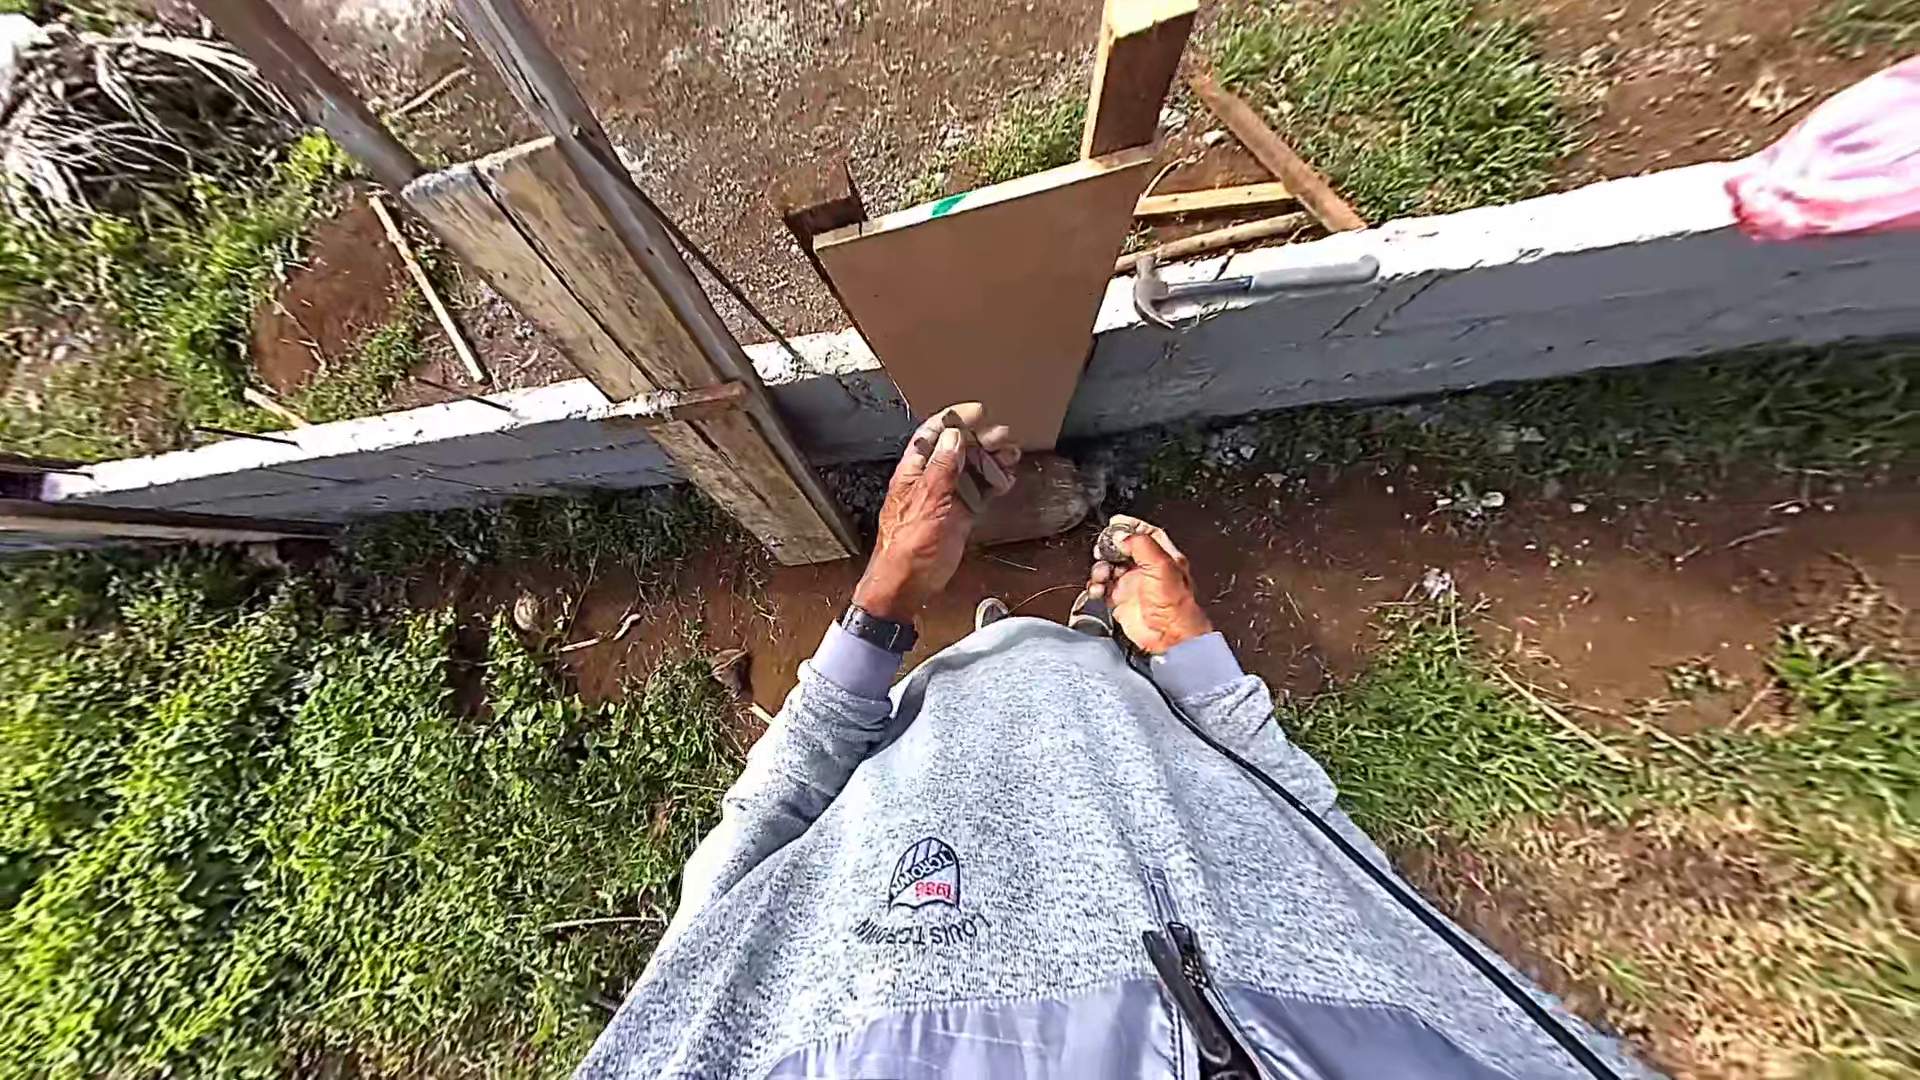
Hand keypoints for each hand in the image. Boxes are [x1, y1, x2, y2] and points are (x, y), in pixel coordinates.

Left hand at [852, 403, 1019, 621]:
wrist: (908, 583)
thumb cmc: (907, 547)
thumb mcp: (926, 503)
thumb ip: (942, 469)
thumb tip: (953, 436)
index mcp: (915, 471)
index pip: (934, 433)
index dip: (955, 419)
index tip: (979, 413)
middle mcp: (931, 480)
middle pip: (958, 449)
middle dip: (981, 440)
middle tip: (1004, 438)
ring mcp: (947, 497)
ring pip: (972, 469)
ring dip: (992, 460)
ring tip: (1012, 455)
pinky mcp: (960, 514)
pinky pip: (980, 492)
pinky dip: (994, 483)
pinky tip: (1007, 479)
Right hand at [1086, 515, 1212, 654]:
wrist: (1169, 638)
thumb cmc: (1176, 607)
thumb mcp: (1162, 567)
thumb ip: (1141, 545)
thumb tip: (1122, 535)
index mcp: (1163, 558)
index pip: (1146, 534)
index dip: (1131, 526)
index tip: (1116, 522)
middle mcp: (1147, 570)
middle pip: (1122, 549)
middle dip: (1109, 547)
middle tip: (1104, 550)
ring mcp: (1133, 585)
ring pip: (1109, 567)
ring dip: (1100, 568)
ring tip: (1103, 575)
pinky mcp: (1121, 600)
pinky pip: (1102, 588)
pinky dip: (1096, 587)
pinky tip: (1099, 589)